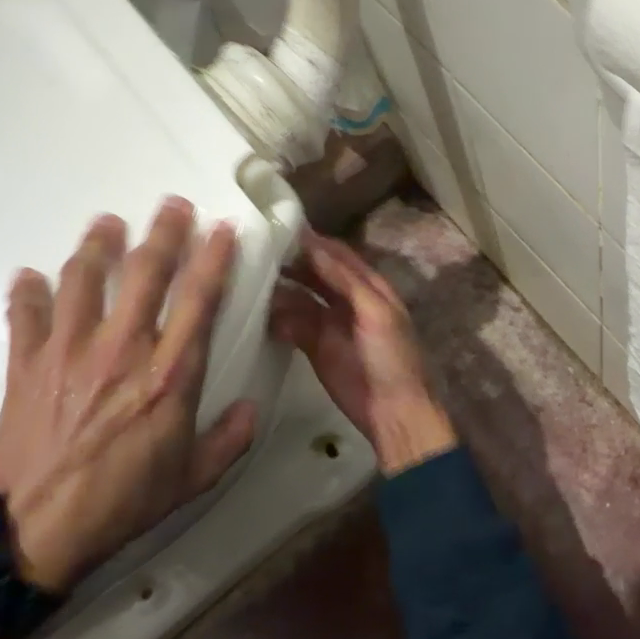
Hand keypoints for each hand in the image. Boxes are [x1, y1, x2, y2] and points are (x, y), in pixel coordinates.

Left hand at [0, 197, 259, 593]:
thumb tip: (251, 408)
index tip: (223, 230)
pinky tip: (34, 277)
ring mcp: (67, 352)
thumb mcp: (195, 479)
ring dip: (98, 244)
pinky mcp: (26, 365)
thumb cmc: (126, 503)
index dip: (214, 259)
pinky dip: (29, 291)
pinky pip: (26, 313)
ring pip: (83, 279)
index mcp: (170, 377)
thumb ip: (229, 440)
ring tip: (109, 223)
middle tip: (172, 206)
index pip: (199, 301)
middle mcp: (121, 351)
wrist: (38, 528)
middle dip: (163, 233)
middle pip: (145, 274)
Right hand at [269, 232, 455, 474]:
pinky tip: (252, 310)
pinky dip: (274, 318)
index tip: (277, 226)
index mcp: (370, 287)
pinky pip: (291, 325)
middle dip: (289, 262)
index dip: (312, 241)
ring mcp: (330, 324)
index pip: (337, 255)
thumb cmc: (392, 358)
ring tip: (246, 276)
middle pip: (315, 273)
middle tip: (252, 249)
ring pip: (299, 298)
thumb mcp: (376, 313)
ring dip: (278, 289)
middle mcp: (348, 300)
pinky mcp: (314, 348)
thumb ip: (345, 280)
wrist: (393, 411)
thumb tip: (312, 246)